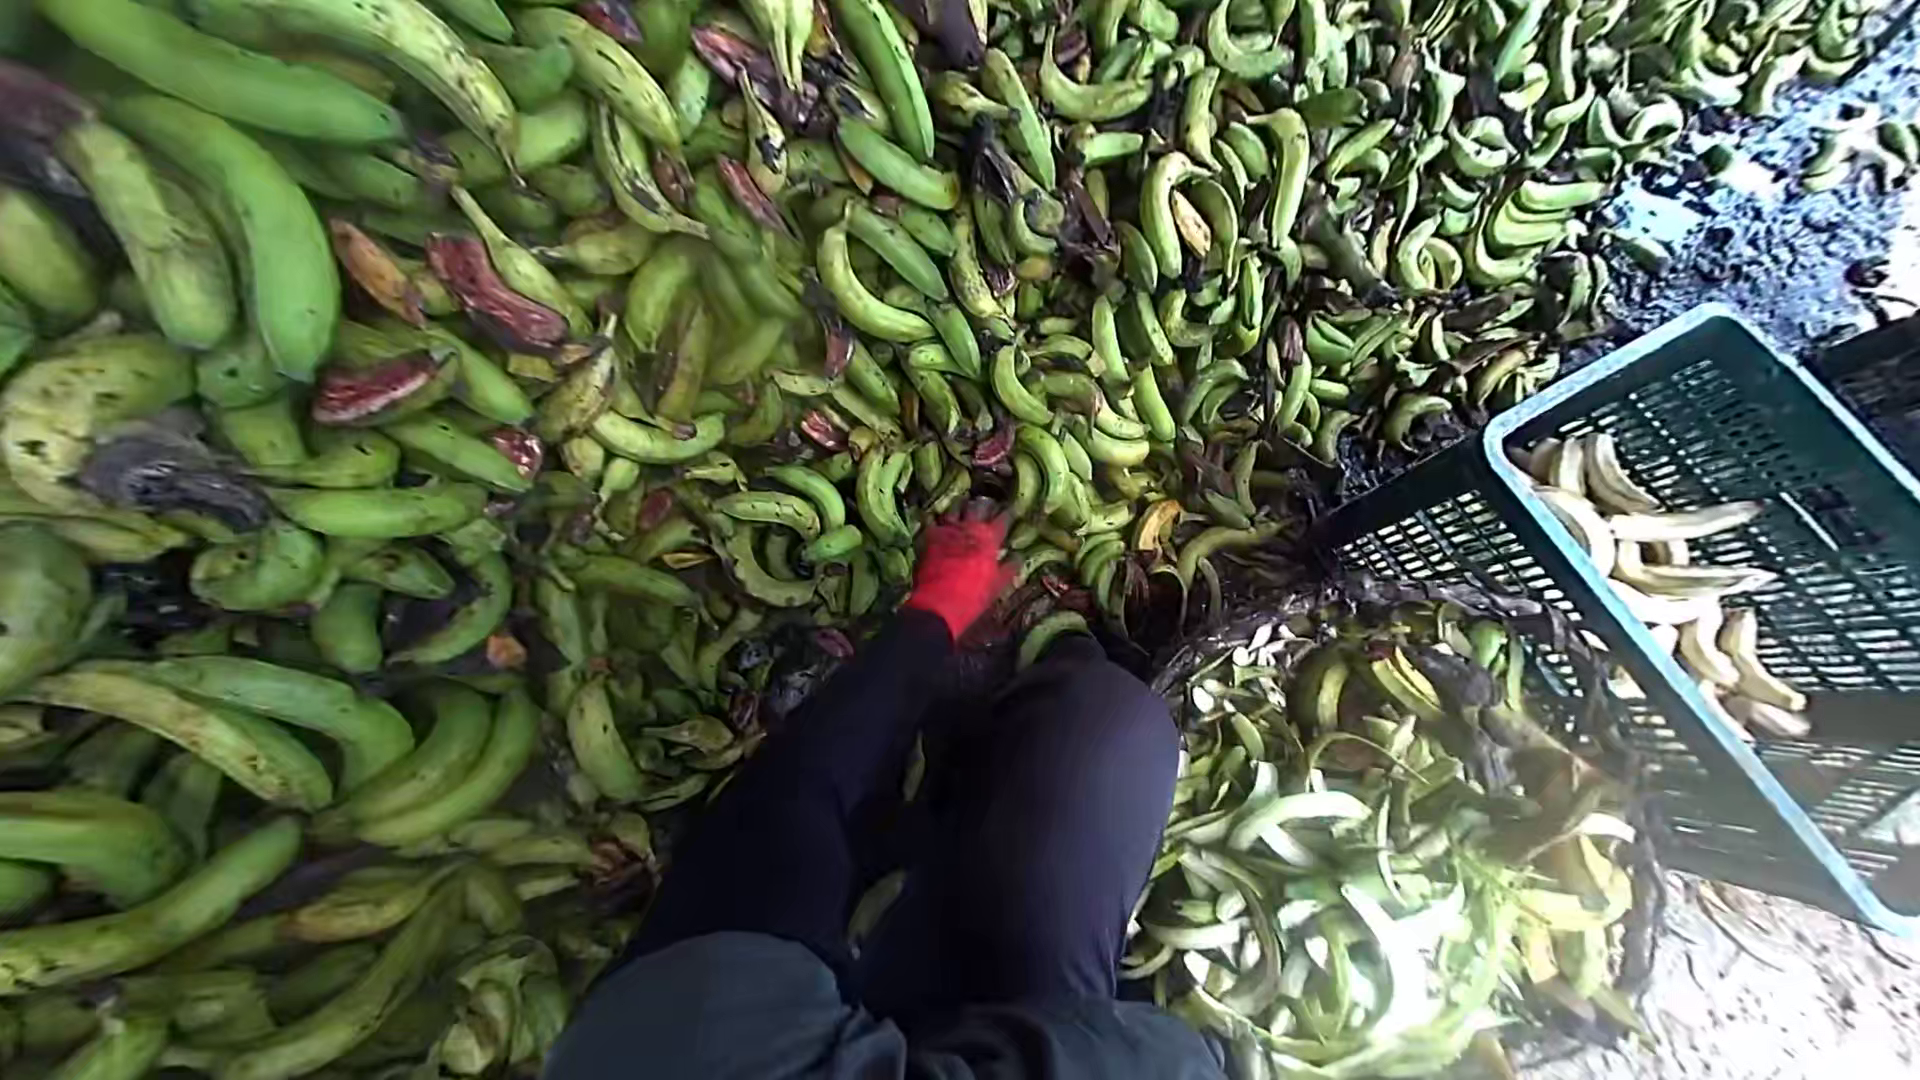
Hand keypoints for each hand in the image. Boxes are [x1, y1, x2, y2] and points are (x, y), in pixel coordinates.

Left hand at [905, 499, 1016, 639]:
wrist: (940, 604)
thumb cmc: (974, 596)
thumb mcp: (998, 585)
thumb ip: (1009, 567)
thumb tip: (1018, 555)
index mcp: (989, 538)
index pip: (1003, 518)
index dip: (1008, 512)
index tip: (1011, 509)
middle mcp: (970, 528)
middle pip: (978, 506)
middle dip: (983, 503)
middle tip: (986, 503)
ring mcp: (948, 530)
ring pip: (954, 507)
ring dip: (959, 505)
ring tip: (962, 503)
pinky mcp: (930, 536)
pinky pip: (932, 520)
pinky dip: (936, 518)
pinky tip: (936, 517)